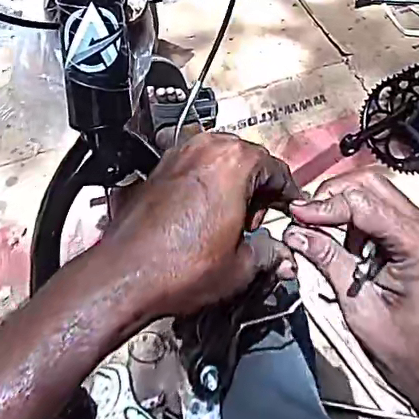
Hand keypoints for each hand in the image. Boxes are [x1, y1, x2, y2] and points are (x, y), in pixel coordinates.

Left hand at [96, 131, 299, 319]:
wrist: (127, 272)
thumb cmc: (176, 265)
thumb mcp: (240, 266)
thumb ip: (269, 252)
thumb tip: (279, 253)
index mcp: (235, 161)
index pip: (276, 168)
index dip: (287, 193)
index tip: (290, 207)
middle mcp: (207, 146)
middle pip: (249, 159)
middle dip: (258, 188)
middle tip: (259, 223)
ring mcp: (181, 151)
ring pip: (222, 160)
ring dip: (233, 184)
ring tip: (230, 223)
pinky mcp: (162, 164)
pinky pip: (197, 166)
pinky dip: (208, 183)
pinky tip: (205, 216)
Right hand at [283, 170, 418, 418]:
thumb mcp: (364, 313)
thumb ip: (330, 265)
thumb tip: (299, 234)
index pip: (362, 201)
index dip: (324, 204)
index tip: (297, 213)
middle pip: (370, 184)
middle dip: (333, 195)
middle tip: (307, 216)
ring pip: (376, 192)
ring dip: (345, 205)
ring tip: (324, 232)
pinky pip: (383, 211)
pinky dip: (358, 219)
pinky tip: (347, 245)